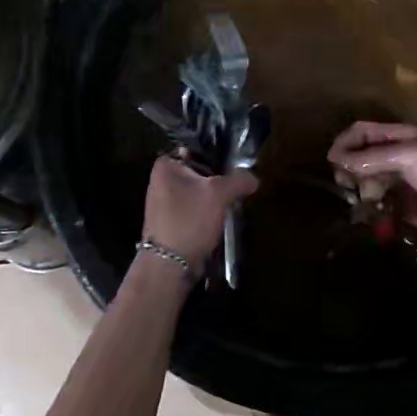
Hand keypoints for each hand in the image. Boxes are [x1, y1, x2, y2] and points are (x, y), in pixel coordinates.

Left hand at [142, 156, 257, 266]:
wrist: (169, 265)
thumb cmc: (190, 221)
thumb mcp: (219, 194)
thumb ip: (239, 179)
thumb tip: (254, 178)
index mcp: (166, 165)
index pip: (199, 149)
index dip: (220, 156)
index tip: (239, 164)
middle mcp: (162, 180)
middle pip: (201, 171)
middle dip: (220, 179)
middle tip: (240, 184)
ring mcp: (165, 201)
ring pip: (200, 191)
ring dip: (215, 197)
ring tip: (235, 201)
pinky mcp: (172, 220)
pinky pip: (196, 208)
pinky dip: (209, 211)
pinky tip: (222, 217)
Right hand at [326, 122, 416, 243]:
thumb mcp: (409, 156)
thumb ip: (373, 157)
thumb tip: (336, 158)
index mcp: (399, 136)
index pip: (362, 131)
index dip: (345, 142)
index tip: (332, 159)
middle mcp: (395, 155)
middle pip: (360, 156)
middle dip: (349, 167)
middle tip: (346, 183)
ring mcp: (396, 180)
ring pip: (364, 180)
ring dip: (360, 188)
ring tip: (368, 198)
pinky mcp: (398, 203)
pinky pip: (374, 201)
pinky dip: (368, 204)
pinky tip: (372, 210)